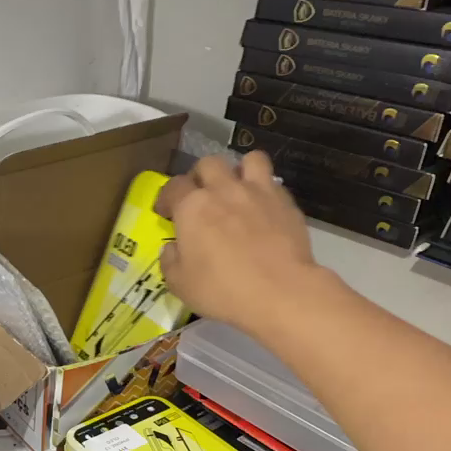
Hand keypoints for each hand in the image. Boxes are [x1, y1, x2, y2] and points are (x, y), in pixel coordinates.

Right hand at [155, 152, 333, 329]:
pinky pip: (272, 182)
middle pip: (208, 163)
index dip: (166, 197)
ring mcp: (258, 191)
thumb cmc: (221, 290)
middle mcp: (224, 190)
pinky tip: (261, 210)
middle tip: (200, 197)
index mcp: (192, 207)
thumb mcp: (179, 284)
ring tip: (237, 190)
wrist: (278, 290)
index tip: (166, 212)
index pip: (173, 186)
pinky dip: (263, 190)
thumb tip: (171, 248)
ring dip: (239, 170)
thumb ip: (170, 261)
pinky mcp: (285, 201)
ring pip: (249, 159)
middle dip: (200, 176)